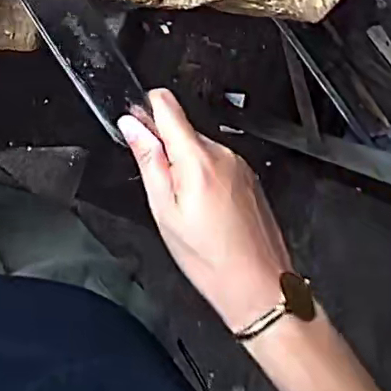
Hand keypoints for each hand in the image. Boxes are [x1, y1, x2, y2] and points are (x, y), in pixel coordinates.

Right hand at [119, 89, 292, 331]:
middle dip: (166, 150)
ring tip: (189, 209)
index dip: (145, 109)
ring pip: (199, 148)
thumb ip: (148, 160)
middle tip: (165, 192)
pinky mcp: (248, 175)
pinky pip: (217, 163)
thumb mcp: (165, 212)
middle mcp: (222, 152)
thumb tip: (131, 125)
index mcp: (197, 157)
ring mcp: (238, 162)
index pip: (165, 102)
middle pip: (181, 128)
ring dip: (186, 167)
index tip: (138, 126)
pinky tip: (208, 212)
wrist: (259, 288)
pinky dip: (205, 178)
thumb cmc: (212, 259)